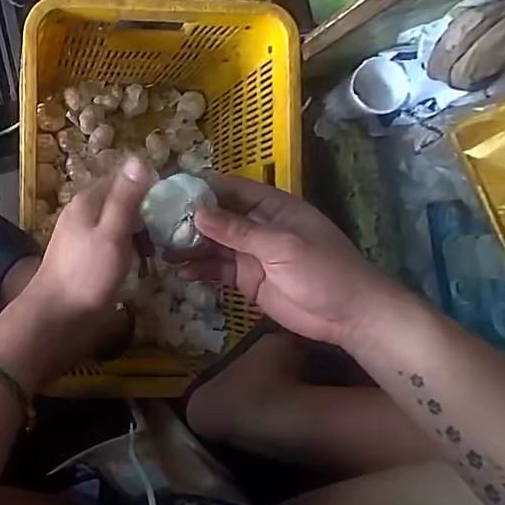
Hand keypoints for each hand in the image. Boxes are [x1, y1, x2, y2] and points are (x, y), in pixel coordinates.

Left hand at [16, 153, 154, 319]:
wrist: (57, 315)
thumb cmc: (87, 274)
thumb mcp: (112, 234)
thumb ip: (126, 199)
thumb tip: (139, 159)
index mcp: (87, 201)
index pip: (122, 180)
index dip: (148, 190)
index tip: (173, 207)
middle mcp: (81, 213)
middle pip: (121, 202)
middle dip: (146, 216)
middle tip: (167, 237)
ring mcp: (80, 235)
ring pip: (117, 225)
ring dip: (138, 236)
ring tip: (155, 255)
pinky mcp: (83, 256)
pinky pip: (112, 244)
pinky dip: (127, 251)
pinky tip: (137, 268)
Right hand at [174, 174, 403, 345]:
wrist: (350, 316)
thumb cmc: (325, 271)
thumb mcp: (282, 246)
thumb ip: (239, 231)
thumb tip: (197, 212)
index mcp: (271, 207)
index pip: (230, 189)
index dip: (201, 188)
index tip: (169, 190)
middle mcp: (258, 225)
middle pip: (216, 217)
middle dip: (188, 219)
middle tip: (154, 224)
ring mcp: (251, 253)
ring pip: (213, 244)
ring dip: (189, 246)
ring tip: (160, 250)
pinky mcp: (247, 278)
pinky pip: (218, 269)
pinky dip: (200, 270)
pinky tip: (182, 273)